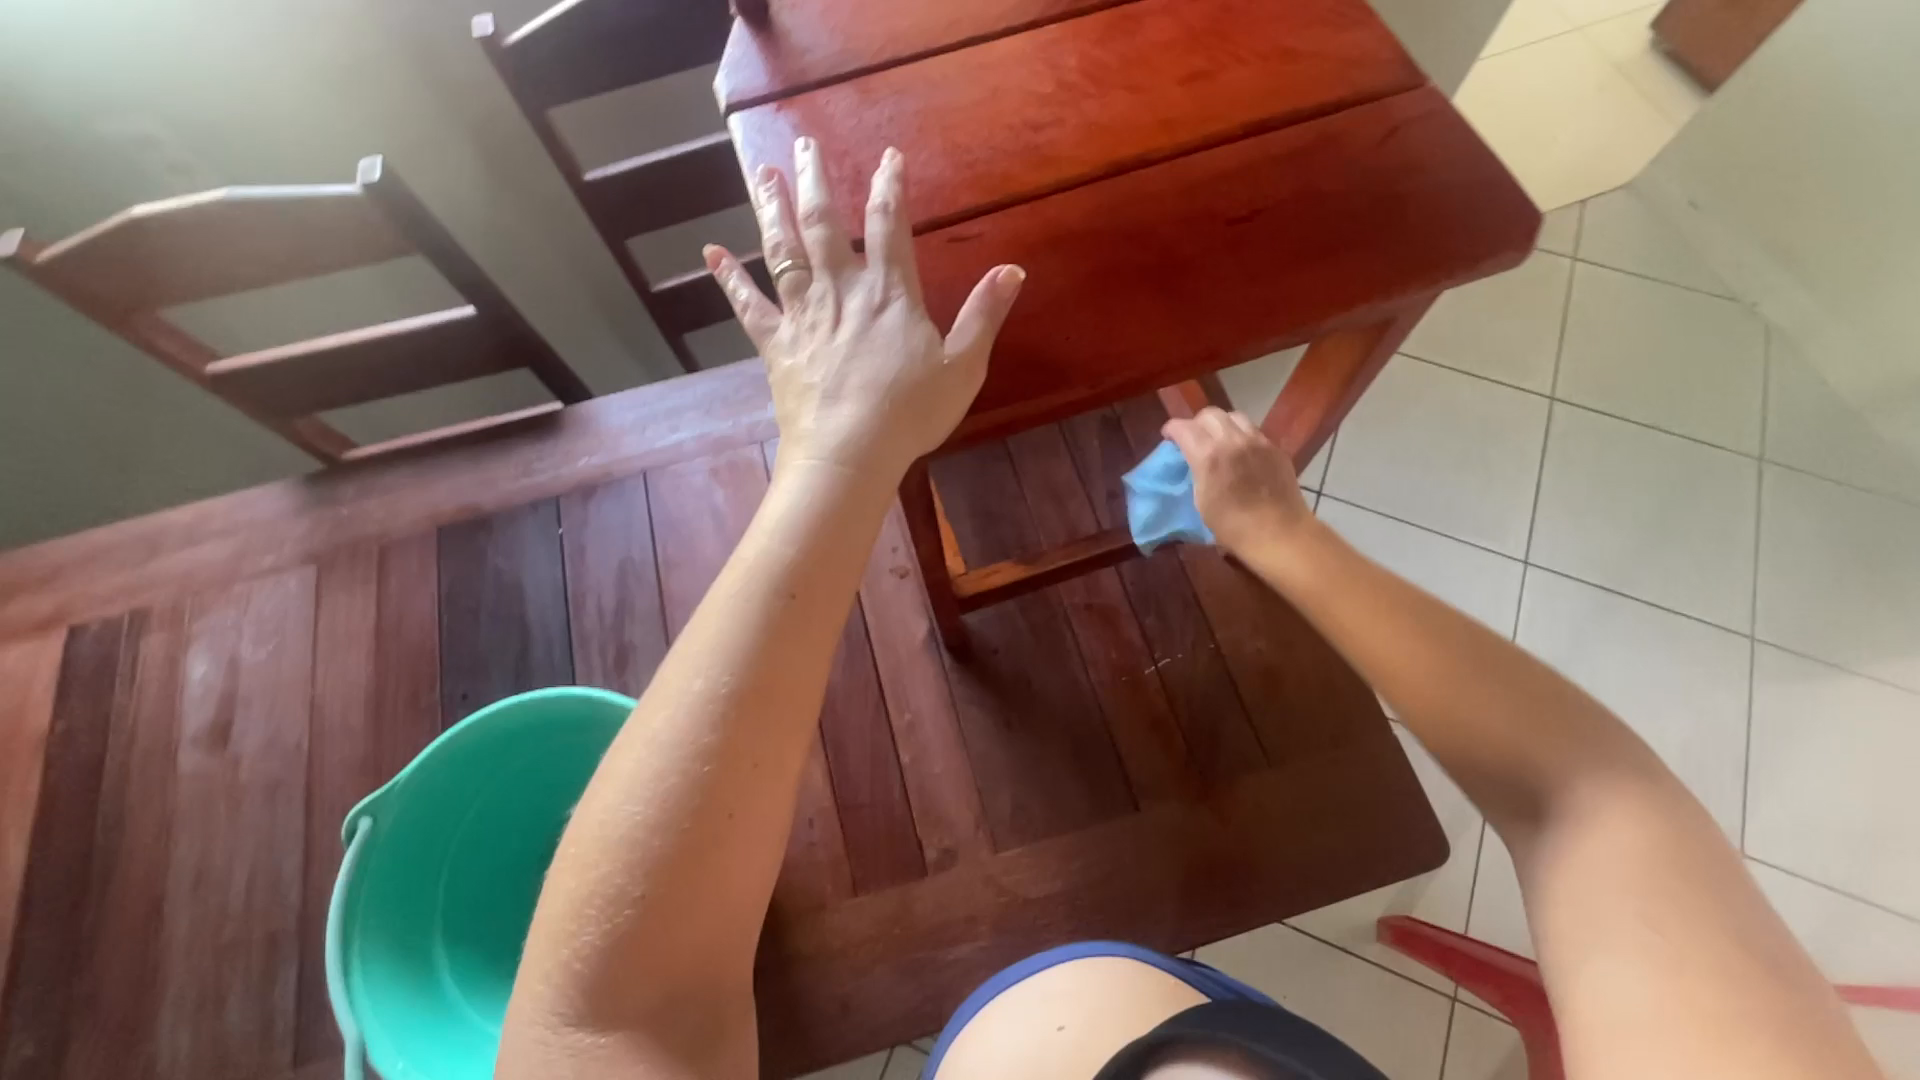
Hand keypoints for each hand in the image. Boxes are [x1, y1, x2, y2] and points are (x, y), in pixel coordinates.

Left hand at [704, 137, 1024, 483]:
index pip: (889, 224)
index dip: (889, 185)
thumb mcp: (963, 367)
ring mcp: (802, 315)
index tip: (887, 155)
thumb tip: (1013, 270)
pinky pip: (748, 305)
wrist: (849, 453)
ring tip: (761, 173)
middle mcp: (840, 290)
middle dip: (815, 180)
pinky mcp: (775, 344)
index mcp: (888, 292)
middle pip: (823, 223)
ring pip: (782, 250)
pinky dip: (729, 278)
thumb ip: (983, 315)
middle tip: (802, 145)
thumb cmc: (910, 413)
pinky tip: (711, 252)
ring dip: (771, 209)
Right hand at [1161, 408, 1314, 555]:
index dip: (1172, 430)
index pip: (1183, 427)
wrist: (1278, 533)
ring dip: (1221, 425)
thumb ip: (1196, 472)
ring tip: (1218, 441)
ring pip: (1234, 416)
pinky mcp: (1274, 448)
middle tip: (1193, 439)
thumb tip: (1194, 463)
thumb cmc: (1232, 526)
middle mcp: (1232, 440)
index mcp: (1208, 456)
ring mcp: (1257, 441)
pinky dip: (1241, 436)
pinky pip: (1253, 431)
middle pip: (1209, 414)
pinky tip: (1241, 453)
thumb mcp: (1201, 501)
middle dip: (1196, 424)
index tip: (1168, 438)